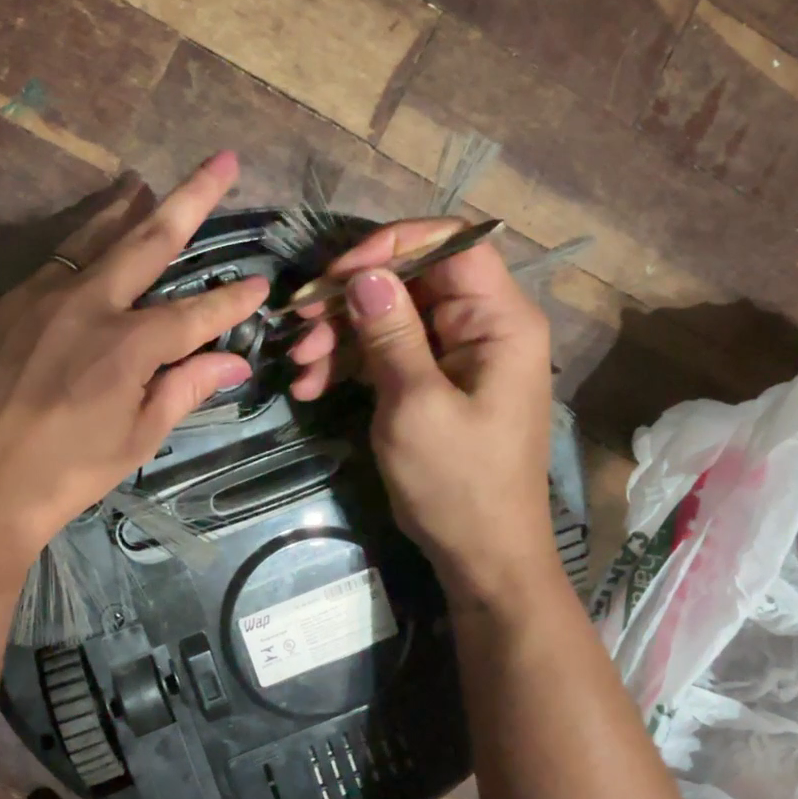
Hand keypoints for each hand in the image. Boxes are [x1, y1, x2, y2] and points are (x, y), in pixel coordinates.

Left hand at [0, 153, 267, 591]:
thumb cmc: (63, 476)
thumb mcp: (135, 440)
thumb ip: (183, 390)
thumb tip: (233, 363)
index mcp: (126, 345)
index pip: (195, 312)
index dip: (232, 300)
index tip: (261, 284)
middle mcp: (83, 304)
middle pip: (147, 238)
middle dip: (191, 198)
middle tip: (221, 161)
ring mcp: (34, 298)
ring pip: (88, 239)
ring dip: (123, 210)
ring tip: (141, 184)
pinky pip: (47, 272)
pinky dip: (74, 261)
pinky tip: (81, 265)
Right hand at [296, 219, 557, 597]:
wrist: (480, 554)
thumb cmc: (457, 482)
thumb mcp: (414, 405)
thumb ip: (390, 333)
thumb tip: (364, 275)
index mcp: (499, 320)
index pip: (451, 244)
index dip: (391, 246)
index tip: (336, 276)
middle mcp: (481, 326)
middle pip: (410, 280)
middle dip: (350, 299)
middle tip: (299, 326)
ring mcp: (455, 356)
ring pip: (389, 317)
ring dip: (339, 336)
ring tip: (298, 368)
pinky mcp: (431, 382)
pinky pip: (386, 353)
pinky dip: (348, 365)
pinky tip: (310, 387)